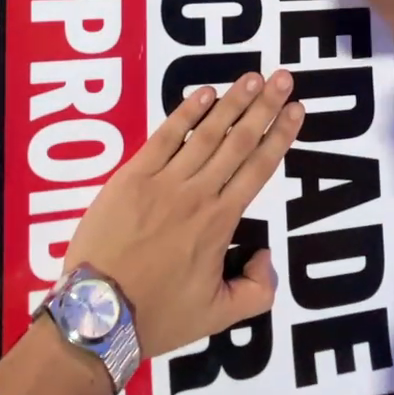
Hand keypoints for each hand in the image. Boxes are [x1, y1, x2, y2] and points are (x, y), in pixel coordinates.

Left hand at [63, 71, 302, 356]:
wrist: (97, 314)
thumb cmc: (156, 316)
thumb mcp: (217, 317)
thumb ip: (256, 290)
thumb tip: (267, 255)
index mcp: (220, 222)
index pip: (259, 168)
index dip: (280, 136)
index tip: (297, 109)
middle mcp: (198, 193)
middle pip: (239, 141)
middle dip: (264, 106)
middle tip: (283, 78)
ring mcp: (164, 180)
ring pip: (207, 132)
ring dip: (232, 102)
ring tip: (253, 77)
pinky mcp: (133, 174)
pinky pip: (165, 136)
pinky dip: (186, 113)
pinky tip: (204, 92)